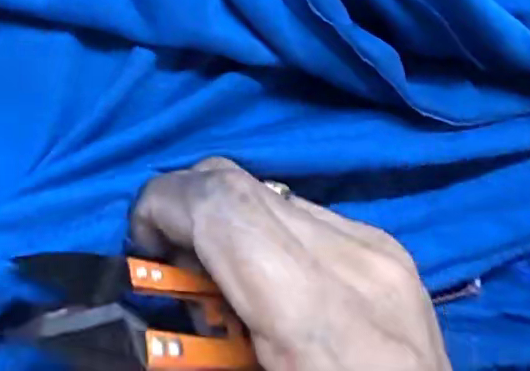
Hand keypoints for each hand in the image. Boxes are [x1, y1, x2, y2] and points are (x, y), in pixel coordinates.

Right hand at [132, 158, 450, 370]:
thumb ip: (194, 348)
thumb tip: (153, 294)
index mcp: (322, 320)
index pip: (225, 206)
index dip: (164, 205)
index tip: (139, 249)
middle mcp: (356, 261)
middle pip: (242, 182)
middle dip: (185, 206)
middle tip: (167, 266)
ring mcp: (380, 249)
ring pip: (270, 191)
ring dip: (225, 220)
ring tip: (219, 280)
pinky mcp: (390, 248)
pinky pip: (305, 213)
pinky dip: (266, 233)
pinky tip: (268, 283)